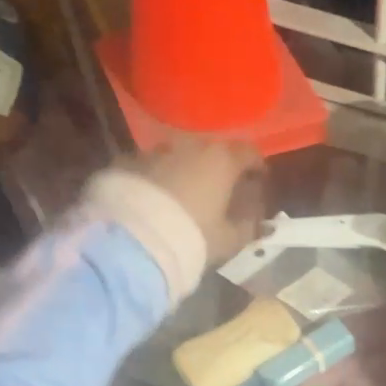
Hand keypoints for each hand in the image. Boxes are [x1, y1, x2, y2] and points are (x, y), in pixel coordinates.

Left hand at [132, 138, 267, 263]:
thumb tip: (257, 215)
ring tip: (183, 195)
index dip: (256, 166)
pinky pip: (150, 166)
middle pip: (212, 151)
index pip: (249, 152)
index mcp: (222, 160)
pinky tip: (154, 198)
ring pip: (179, 156)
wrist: (132, 239)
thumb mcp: (230, 238)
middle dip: (218, 168)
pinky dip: (157, 178)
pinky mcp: (127, 160)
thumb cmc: (193, 236)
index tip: (258, 180)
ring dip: (185, 170)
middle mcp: (190, 145)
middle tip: (219, 191)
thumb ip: (249, 223)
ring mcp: (155, 150)